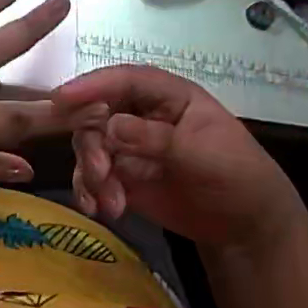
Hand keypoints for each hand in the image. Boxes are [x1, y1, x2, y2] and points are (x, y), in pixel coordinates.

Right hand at [54, 65, 307, 250]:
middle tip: (100, 172)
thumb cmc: (237, 175)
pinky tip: (100, 210)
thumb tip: (111, 125)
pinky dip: (90, 191)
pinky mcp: (122, 176)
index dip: (93, 85)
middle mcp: (142, 114)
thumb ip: (157, 139)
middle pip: (97, 113)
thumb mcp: (203, 154)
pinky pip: (92, 176)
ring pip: (90, 145)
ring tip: (111, 204)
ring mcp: (130, 146)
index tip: (62, 98)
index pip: (125, 80)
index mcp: (168, 95)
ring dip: (92, 172)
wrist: (245, 226)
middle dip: (92, 142)